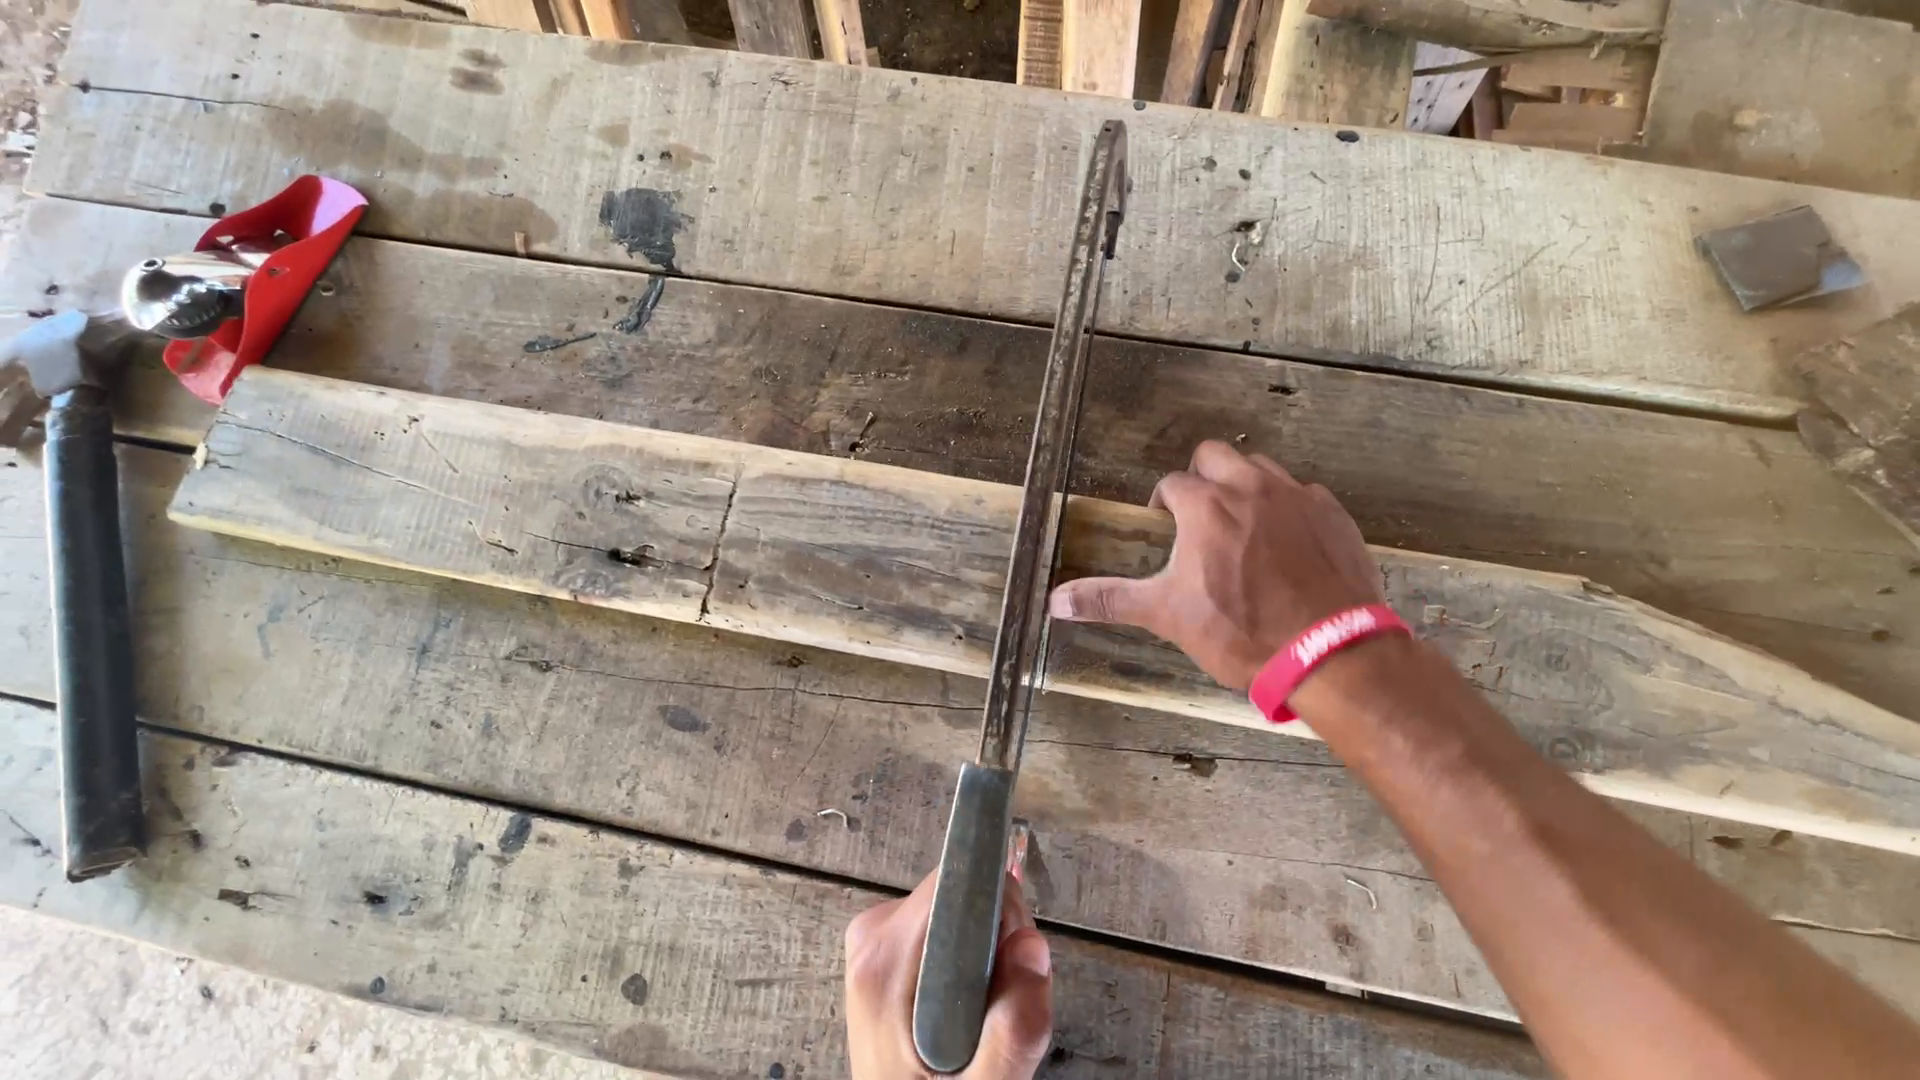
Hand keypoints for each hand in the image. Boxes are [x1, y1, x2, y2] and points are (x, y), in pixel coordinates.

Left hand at [844, 870, 1052, 1079]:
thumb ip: (1013, 1031)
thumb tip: (1031, 944)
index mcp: (885, 961)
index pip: (955, 884)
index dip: (1000, 910)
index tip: (1014, 959)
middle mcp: (871, 937)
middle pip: (958, 894)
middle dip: (996, 936)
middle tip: (1003, 998)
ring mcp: (873, 940)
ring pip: (954, 908)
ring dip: (985, 949)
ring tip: (983, 1010)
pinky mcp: (881, 947)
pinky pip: (941, 925)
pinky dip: (967, 955)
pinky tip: (967, 1002)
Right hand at [1049, 440, 1384, 689]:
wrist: (1329, 653)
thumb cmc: (1240, 631)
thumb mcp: (1167, 616)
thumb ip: (1110, 600)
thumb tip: (1054, 600)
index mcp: (1205, 506)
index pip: (1171, 483)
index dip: (1163, 503)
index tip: (1164, 525)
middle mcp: (1250, 488)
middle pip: (1215, 455)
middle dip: (1201, 476)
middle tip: (1199, 516)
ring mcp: (1297, 496)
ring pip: (1261, 467)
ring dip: (1244, 485)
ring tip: (1242, 526)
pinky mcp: (1334, 513)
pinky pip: (1303, 493)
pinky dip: (1288, 507)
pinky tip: (1288, 543)